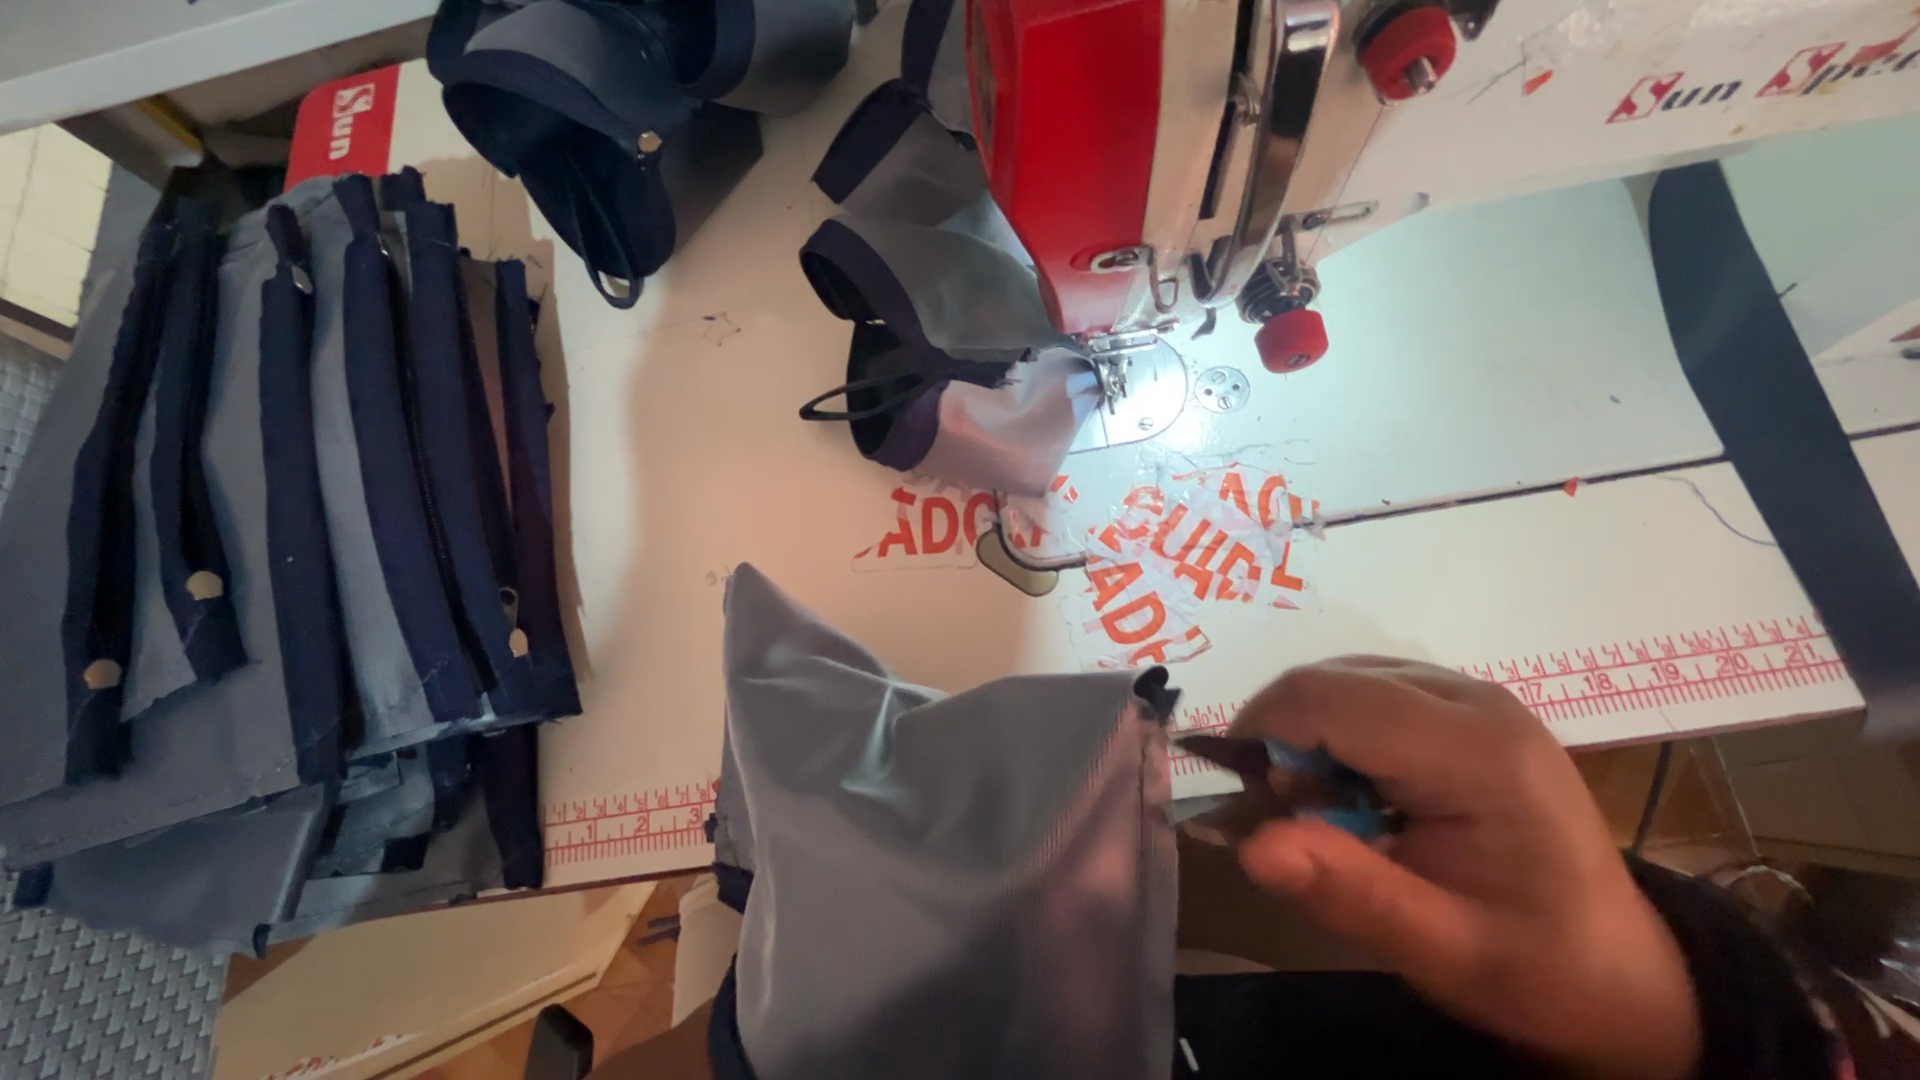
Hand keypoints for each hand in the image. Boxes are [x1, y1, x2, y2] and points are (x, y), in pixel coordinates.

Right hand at [1229, 657, 1701, 1079]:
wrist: (1625, 970)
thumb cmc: (1534, 967)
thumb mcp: (1440, 952)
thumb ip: (1347, 892)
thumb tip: (1250, 846)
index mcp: (1475, 753)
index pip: (1327, 701)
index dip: (1263, 737)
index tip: (1250, 803)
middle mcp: (1471, 699)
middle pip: (1326, 680)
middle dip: (1279, 738)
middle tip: (1287, 814)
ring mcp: (1470, 694)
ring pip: (1338, 678)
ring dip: (1304, 735)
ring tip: (1324, 807)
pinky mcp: (1462, 704)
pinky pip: (1364, 689)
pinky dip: (1333, 731)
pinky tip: (1355, 787)